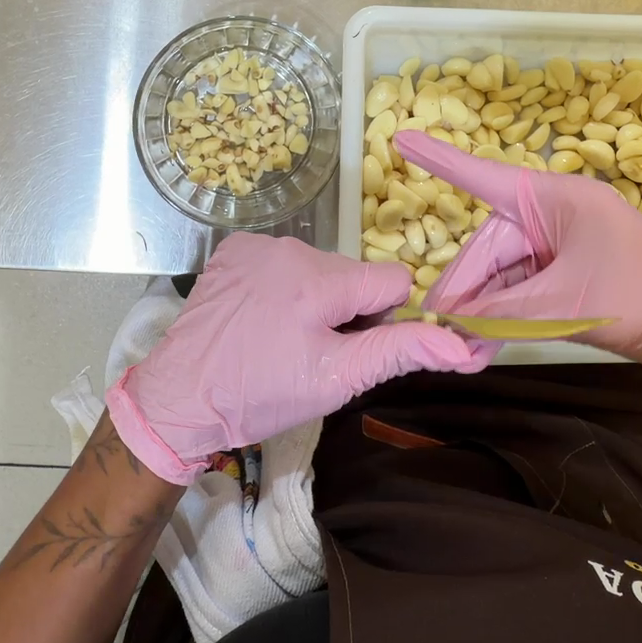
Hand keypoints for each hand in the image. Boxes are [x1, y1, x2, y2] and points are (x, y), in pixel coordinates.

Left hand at [104, 233, 484, 484]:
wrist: (178, 397)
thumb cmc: (261, 394)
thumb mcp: (336, 379)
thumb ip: (399, 351)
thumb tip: (463, 345)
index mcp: (322, 276)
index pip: (393, 279)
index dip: (383, 318)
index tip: (350, 347)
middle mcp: (292, 246)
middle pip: (353, 273)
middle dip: (346, 309)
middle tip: (311, 351)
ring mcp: (257, 244)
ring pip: (318, 267)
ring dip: (314, 298)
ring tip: (280, 338)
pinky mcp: (233, 250)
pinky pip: (282, 261)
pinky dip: (281, 286)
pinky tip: (258, 318)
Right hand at [395, 130, 641, 379]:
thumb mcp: (572, 304)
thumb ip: (506, 312)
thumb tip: (453, 322)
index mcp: (556, 199)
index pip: (486, 177)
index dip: (441, 161)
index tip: (400, 140)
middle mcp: (550, 213)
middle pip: (488, 245)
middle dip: (467, 288)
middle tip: (442, 328)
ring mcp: (556, 243)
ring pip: (499, 272)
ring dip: (482, 309)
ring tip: (464, 347)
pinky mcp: (562, 270)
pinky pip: (518, 287)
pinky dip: (502, 315)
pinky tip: (484, 343)